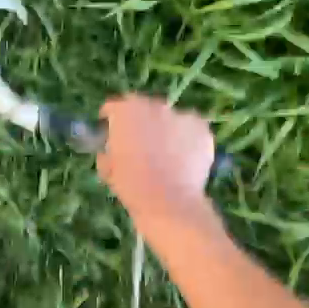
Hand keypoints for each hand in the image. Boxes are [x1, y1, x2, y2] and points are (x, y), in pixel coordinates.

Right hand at [97, 95, 217, 230]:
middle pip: (144, 108)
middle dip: (142, 123)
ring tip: (168, 154)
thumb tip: (111, 152)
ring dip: (166, 130)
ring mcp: (179, 115)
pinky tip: (185, 158)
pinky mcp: (201, 128)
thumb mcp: (107, 168)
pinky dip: (188, 139)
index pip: (114, 107)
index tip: (112, 131)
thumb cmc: (132, 184)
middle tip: (142, 144)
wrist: (169, 201)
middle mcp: (152, 105)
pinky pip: (191, 129)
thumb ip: (108, 152)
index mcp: (124, 110)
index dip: (112, 120)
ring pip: (170, 119)